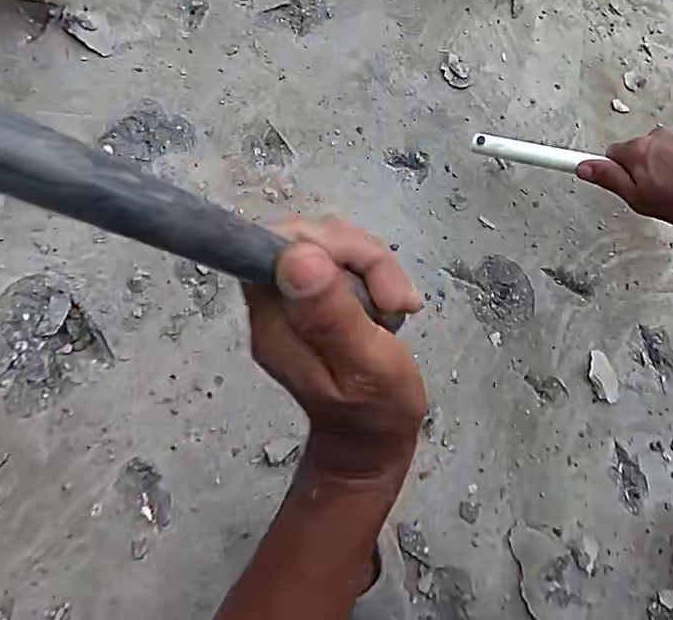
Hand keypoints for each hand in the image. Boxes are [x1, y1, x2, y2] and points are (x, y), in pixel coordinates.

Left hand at [241, 216, 425, 484]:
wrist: (375, 436)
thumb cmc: (376, 407)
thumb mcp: (363, 364)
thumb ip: (331, 314)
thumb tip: (295, 256)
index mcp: (275, 320)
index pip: (277, 243)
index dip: (322, 239)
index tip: (361, 270)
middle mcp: (276, 303)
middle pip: (312, 236)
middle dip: (362, 256)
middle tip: (395, 299)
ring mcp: (297, 298)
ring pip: (334, 242)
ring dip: (376, 265)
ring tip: (397, 306)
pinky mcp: (320, 295)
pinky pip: (347, 258)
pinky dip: (378, 271)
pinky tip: (392, 302)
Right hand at [576, 127, 672, 228]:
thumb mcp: (642, 199)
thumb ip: (612, 181)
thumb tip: (586, 168)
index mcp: (636, 151)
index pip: (603, 155)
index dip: (588, 163)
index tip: (563, 159)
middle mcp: (654, 137)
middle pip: (631, 154)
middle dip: (636, 173)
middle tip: (650, 196)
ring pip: (657, 155)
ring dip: (661, 171)